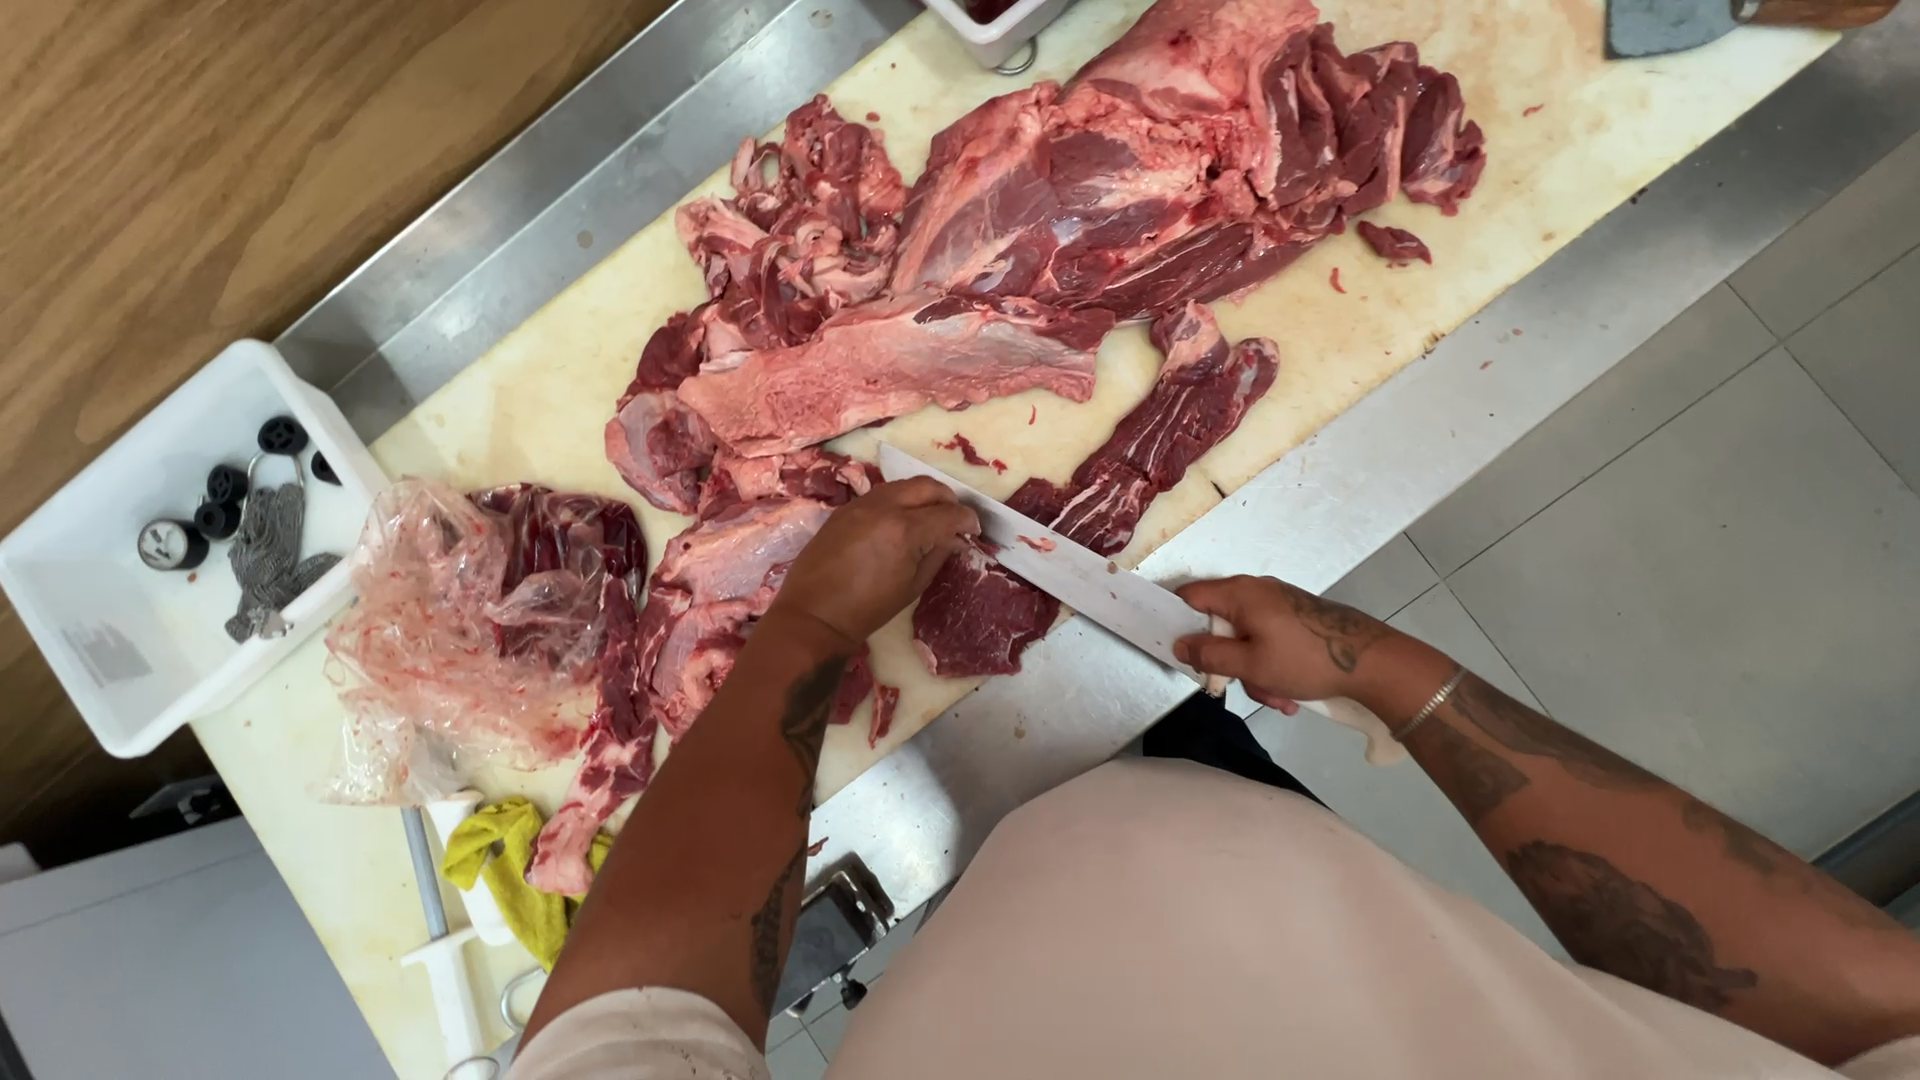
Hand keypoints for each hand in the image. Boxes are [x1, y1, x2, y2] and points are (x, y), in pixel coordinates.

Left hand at [767, 478, 980, 649]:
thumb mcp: (913, 586)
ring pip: (904, 485)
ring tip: (929, 518)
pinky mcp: (846, 508)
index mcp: (905, 530)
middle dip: (948, 500)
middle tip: (955, 520)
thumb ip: (938, 554)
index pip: (949, 513)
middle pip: (928, 486)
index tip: (974, 530)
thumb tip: (956, 539)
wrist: (814, 614)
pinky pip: (882, 493)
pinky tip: (902, 521)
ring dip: (923, 496)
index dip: (968, 520)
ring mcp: (862, 503)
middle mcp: (884, 507)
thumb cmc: (867, 609)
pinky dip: (900, 500)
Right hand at [1174, 575, 1397, 711]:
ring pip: (1246, 637)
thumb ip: (1209, 655)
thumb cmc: (1305, 659)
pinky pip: (1269, 639)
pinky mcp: (1297, 617)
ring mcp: (1279, 603)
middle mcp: (1256, 591)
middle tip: (1241, 686)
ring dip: (1253, 670)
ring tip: (1277, 697)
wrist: (1374, 661)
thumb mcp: (1250, 664)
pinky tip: (1288, 692)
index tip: (1182, 651)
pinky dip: (1272, 665)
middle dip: (1228, 660)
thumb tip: (1179, 645)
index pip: (1190, 597)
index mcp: (1240, 593)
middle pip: (1220, 624)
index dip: (1178, 622)